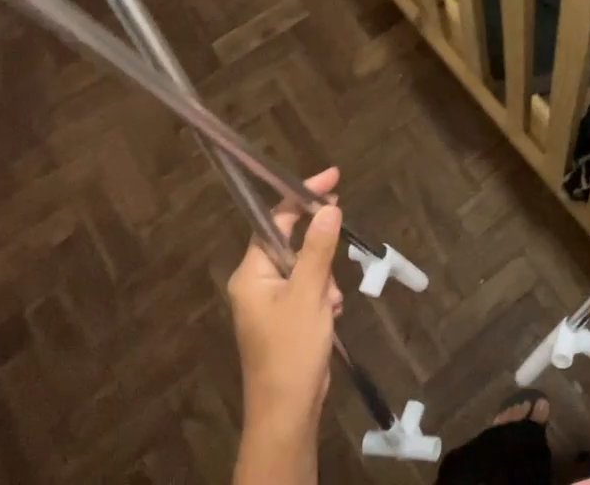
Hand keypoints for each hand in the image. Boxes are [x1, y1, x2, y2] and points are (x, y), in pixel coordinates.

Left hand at [227, 167, 344, 417]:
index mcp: (251, 273)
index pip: (275, 220)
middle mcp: (256, 283)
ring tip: (331, 302)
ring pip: (305, 268)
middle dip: (319, 251)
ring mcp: (270, 303)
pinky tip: (332, 313)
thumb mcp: (309, 293)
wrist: (288, 409)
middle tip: (338, 251)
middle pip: (292, 243)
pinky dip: (324, 295)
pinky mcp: (285, 320)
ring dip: (324, 277)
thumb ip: (318, 248)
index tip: (333, 179)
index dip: (302, 196)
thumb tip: (328, 208)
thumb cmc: (292, 348)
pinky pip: (308, 290)